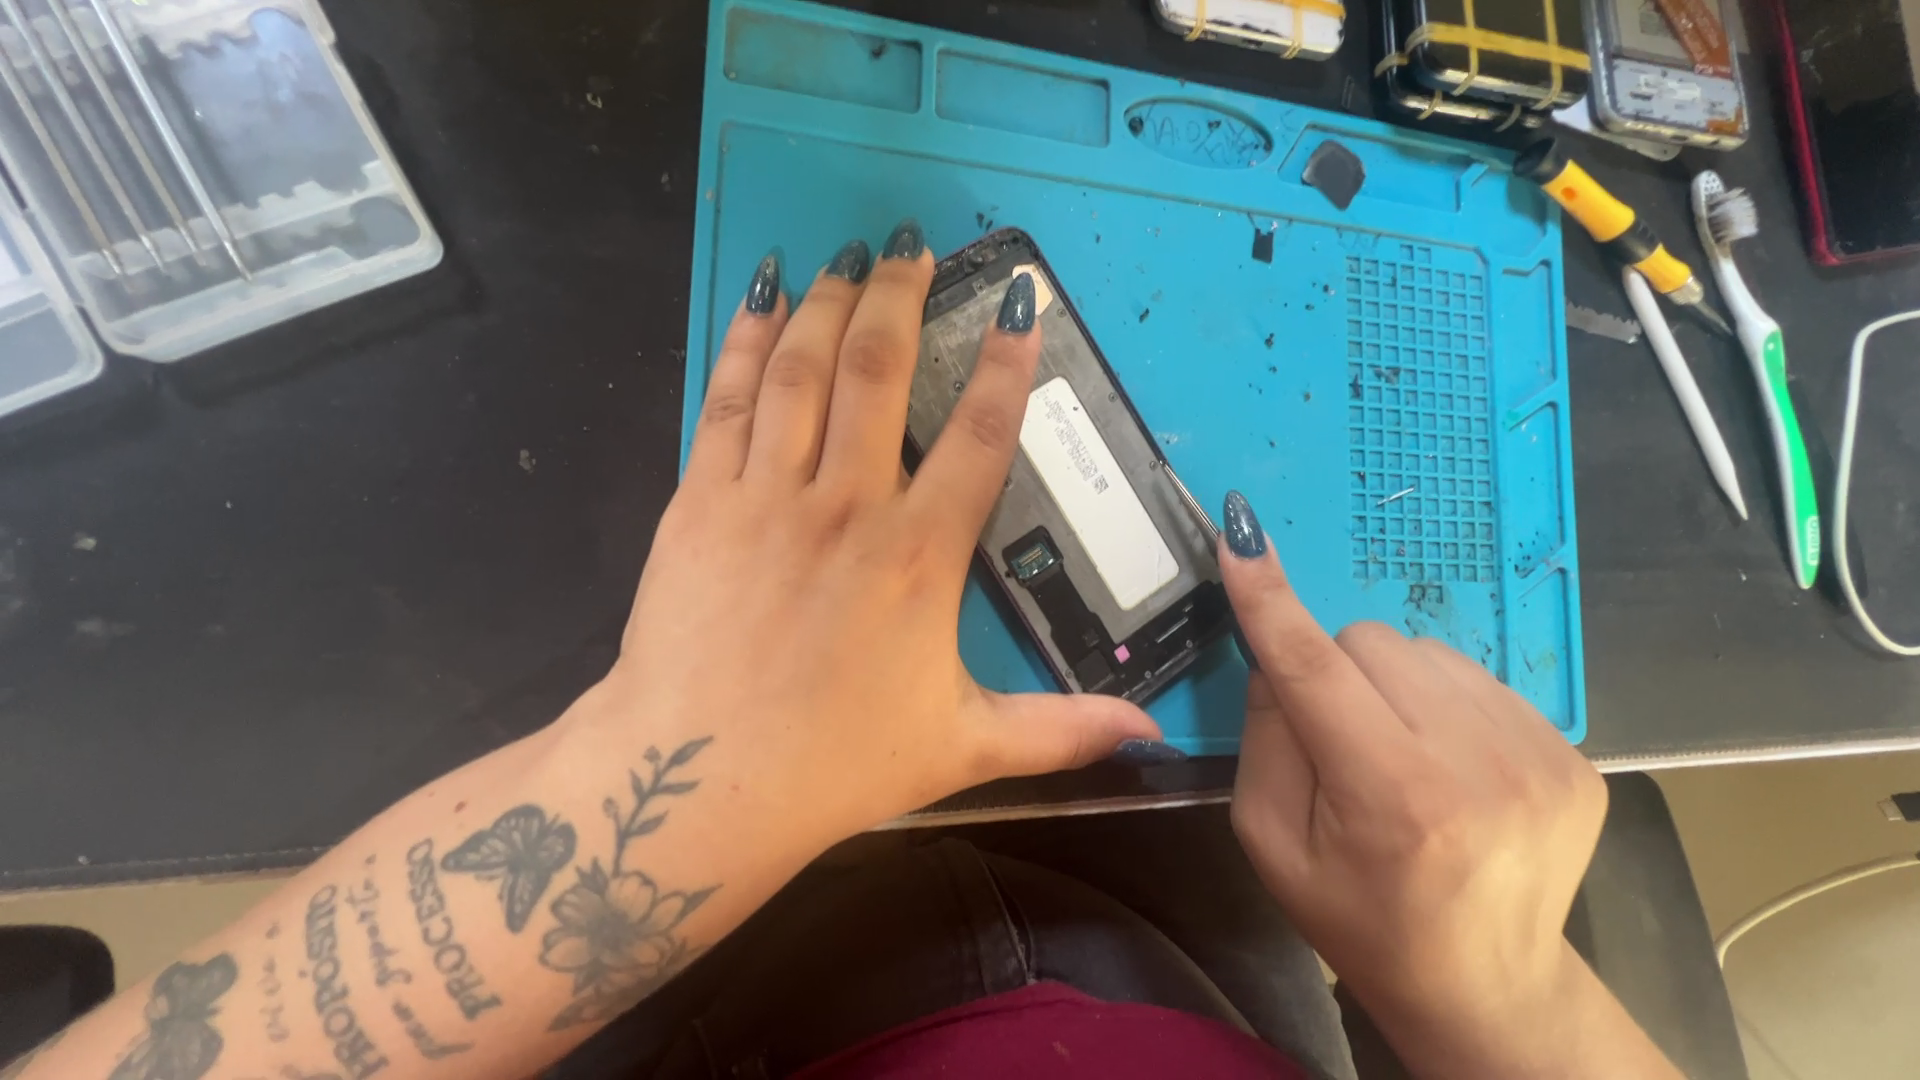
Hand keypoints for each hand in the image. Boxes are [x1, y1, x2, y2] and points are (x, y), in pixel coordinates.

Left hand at [587, 224, 1160, 854]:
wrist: (694, 784)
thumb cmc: (834, 767)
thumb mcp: (962, 749)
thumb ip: (1061, 731)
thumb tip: (1153, 737)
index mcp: (918, 558)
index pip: (980, 437)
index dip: (1007, 364)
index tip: (1020, 303)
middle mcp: (846, 506)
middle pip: (880, 373)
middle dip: (901, 299)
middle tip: (913, 248)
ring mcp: (765, 496)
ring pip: (803, 370)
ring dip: (831, 304)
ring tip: (850, 257)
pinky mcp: (700, 501)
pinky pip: (726, 399)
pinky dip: (746, 339)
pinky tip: (765, 297)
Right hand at [1218, 492, 1623, 1075]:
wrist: (1486, 982)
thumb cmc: (1354, 916)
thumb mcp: (1270, 840)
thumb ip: (1266, 738)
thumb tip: (1279, 658)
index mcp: (1391, 798)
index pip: (1314, 670)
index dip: (1270, 602)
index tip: (1240, 535)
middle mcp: (1476, 765)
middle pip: (1370, 641)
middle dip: (1334, 669)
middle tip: (1337, 735)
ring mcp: (1539, 754)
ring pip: (1422, 648)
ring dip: (1389, 681)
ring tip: (1398, 750)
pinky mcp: (1574, 753)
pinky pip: (1472, 675)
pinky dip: (1438, 699)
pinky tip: (1446, 758)